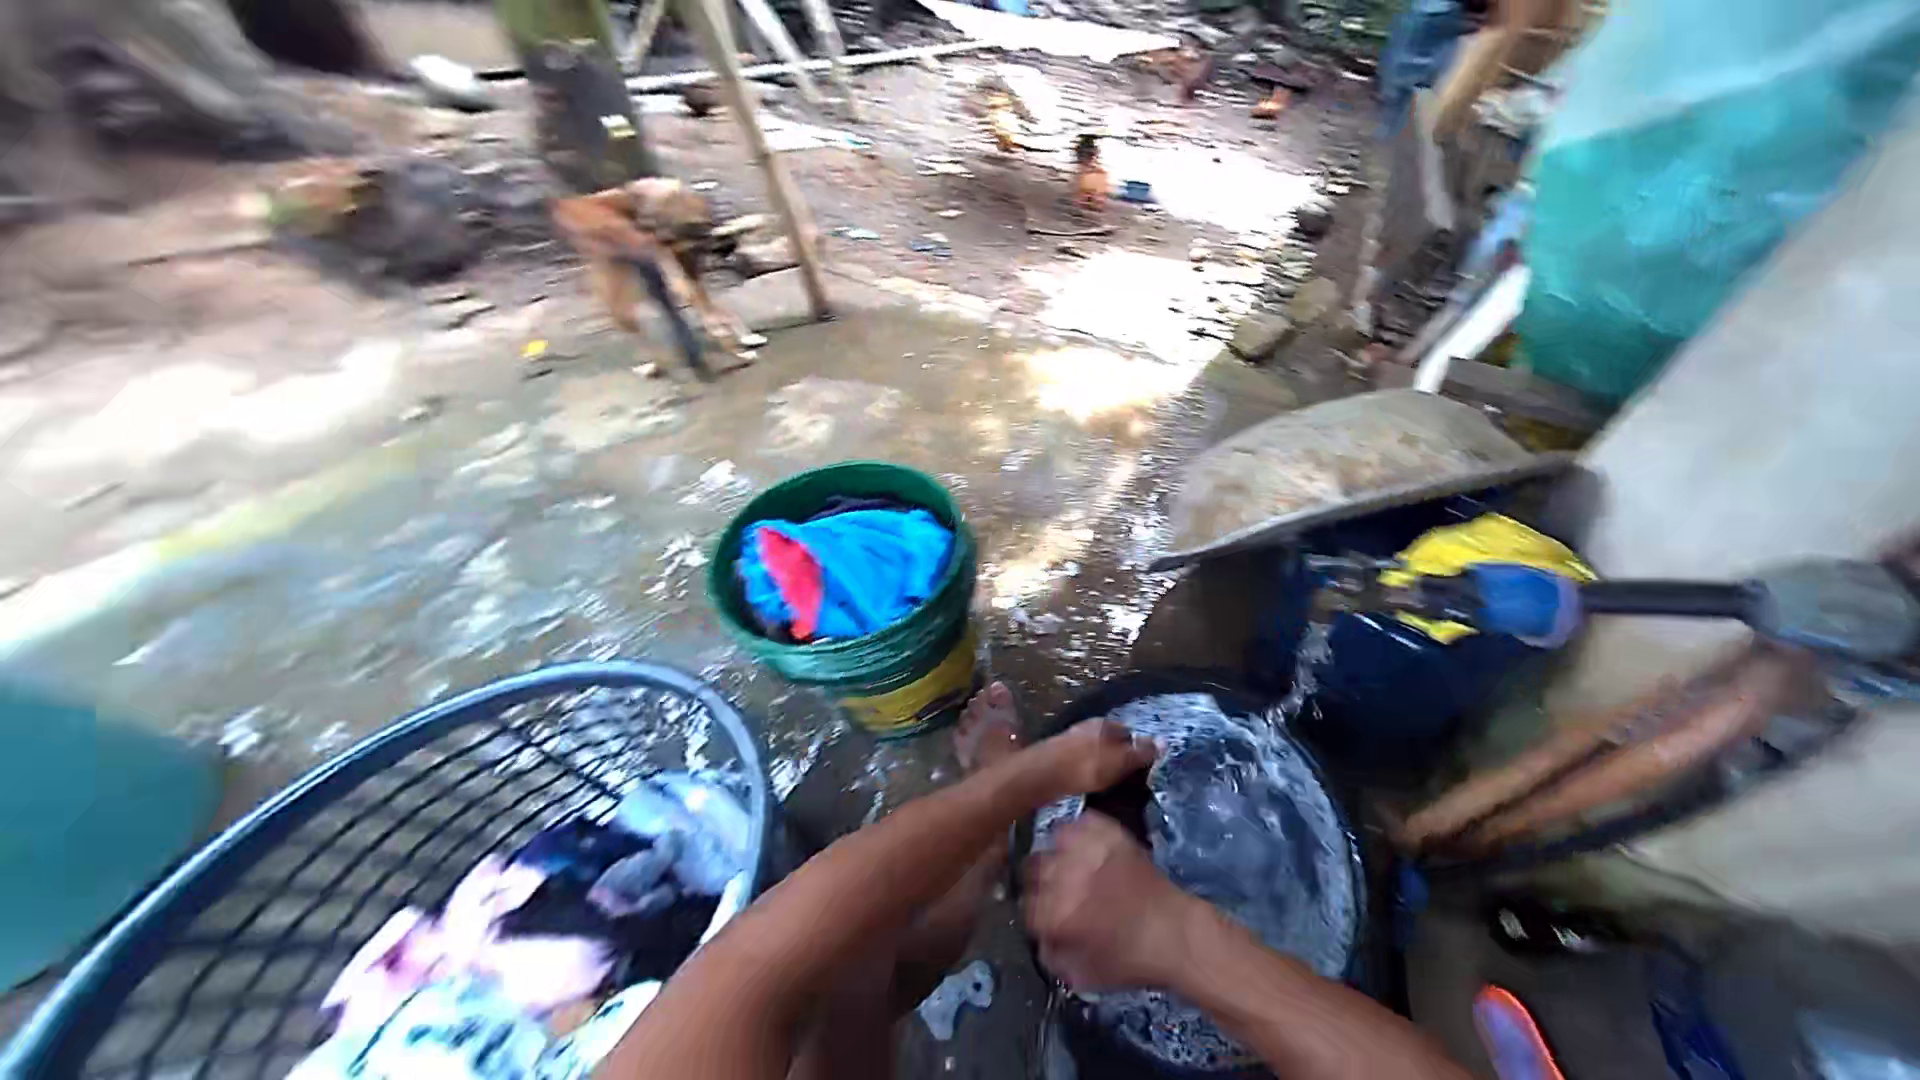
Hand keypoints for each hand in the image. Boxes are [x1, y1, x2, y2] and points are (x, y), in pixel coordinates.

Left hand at [1021, 718, 1157, 802]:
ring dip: (1101, 765)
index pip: (1128, 732)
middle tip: (1128, 780)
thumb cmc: (1087, 765)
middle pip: (1109, 741)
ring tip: (1110, 786)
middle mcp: (1087, 727)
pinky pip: (1081, 763)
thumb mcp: (1121, 760)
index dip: (1137, 749)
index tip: (1144, 768)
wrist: (1045, 774)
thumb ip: (1141, 751)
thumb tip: (1163, 741)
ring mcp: (1071, 741)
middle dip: (1118, 757)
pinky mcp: (1059, 756)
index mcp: (1104, 723)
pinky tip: (1089, 786)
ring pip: (1094, 752)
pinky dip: (1087, 772)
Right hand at [1023, 811, 1200, 991]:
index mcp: (1058, 912)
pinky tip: (1085, 843)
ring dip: (1059, 854)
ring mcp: (1089, 849)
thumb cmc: (1133, 960)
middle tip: (1058, 891)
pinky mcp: (1110, 833)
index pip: (1027, 902)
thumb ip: (1052, 957)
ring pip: (1054, 840)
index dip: (1035, 910)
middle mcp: (1068, 876)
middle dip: (1043, 881)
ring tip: (1071, 865)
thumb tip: (1041, 939)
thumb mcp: (1085, 975)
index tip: (1045, 914)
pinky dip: (1079, 829)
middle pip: (1035, 868)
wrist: (1177, 935)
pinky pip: (1081, 821)